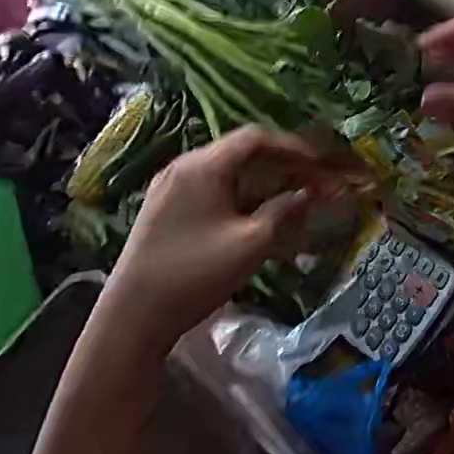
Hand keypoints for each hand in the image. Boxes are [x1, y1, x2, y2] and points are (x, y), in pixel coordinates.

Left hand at [99, 127, 329, 348]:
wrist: (133, 315)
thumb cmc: (197, 273)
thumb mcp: (251, 243)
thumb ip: (284, 211)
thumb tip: (307, 194)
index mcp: (204, 166)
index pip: (256, 138)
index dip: (293, 147)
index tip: (320, 163)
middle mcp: (184, 166)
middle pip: (242, 151)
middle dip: (282, 165)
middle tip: (312, 181)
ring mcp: (171, 186)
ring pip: (228, 171)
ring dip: (263, 180)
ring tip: (292, 197)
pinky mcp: (165, 207)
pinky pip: (212, 187)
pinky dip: (241, 194)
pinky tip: (258, 213)